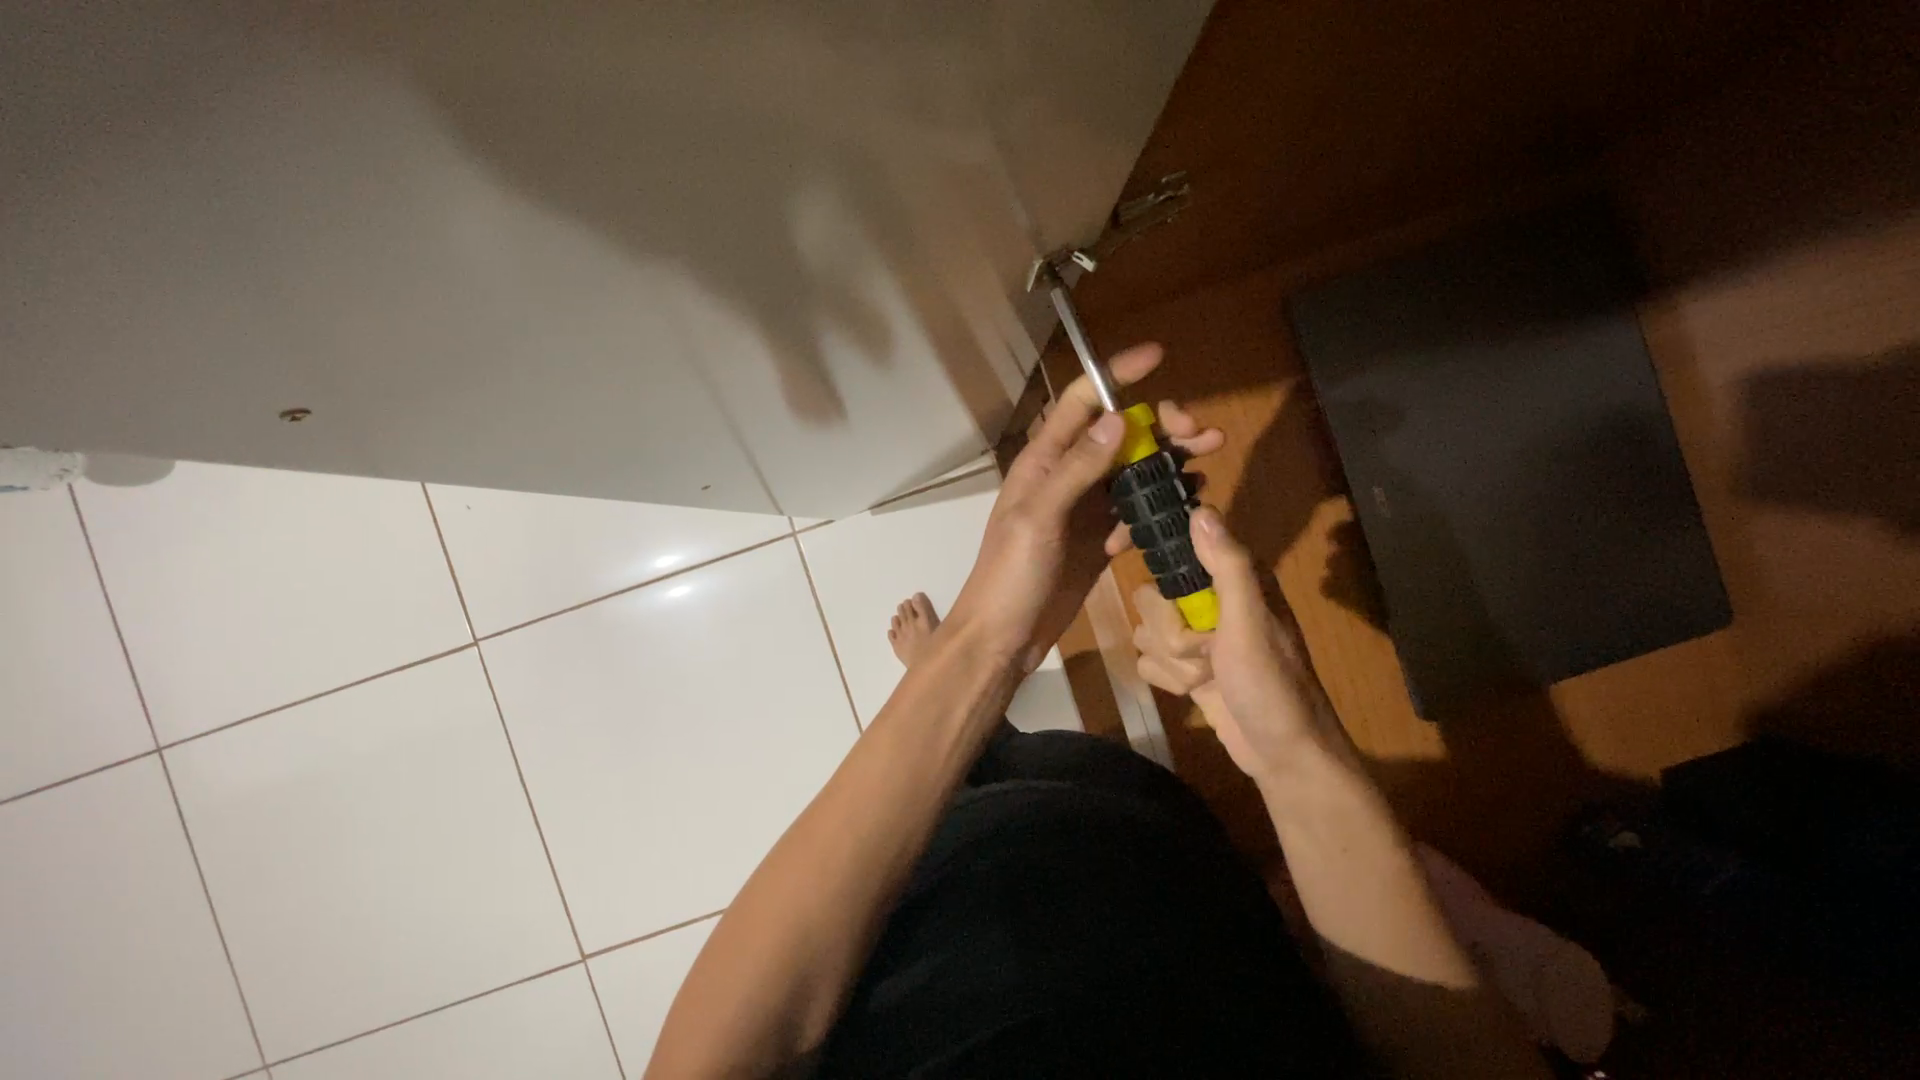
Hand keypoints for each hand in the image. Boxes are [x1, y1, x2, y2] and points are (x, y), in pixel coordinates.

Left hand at [946, 342, 1222, 671]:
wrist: (1006, 636)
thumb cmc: (1011, 574)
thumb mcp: (1040, 517)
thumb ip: (1077, 468)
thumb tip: (1117, 419)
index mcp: (1043, 461)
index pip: (1081, 402)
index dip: (1116, 375)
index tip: (1158, 356)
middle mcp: (1066, 477)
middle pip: (1118, 434)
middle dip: (1160, 426)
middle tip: (1199, 434)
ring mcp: (1084, 509)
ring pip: (1132, 472)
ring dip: (1167, 464)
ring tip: (1207, 460)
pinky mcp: (1099, 539)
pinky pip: (1134, 511)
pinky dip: (1156, 506)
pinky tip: (1178, 511)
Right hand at [1132, 506, 1344, 785]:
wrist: (1282, 755)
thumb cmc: (1273, 685)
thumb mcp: (1251, 622)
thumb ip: (1227, 566)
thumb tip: (1200, 510)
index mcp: (1234, 581)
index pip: (1177, 547)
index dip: (1152, 552)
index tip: (1118, 550)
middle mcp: (1213, 603)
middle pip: (1150, 597)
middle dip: (1170, 632)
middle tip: (1207, 649)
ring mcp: (1197, 638)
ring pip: (1146, 633)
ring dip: (1173, 662)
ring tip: (1209, 676)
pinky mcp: (1186, 670)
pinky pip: (1148, 663)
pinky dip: (1169, 681)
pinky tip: (1197, 692)